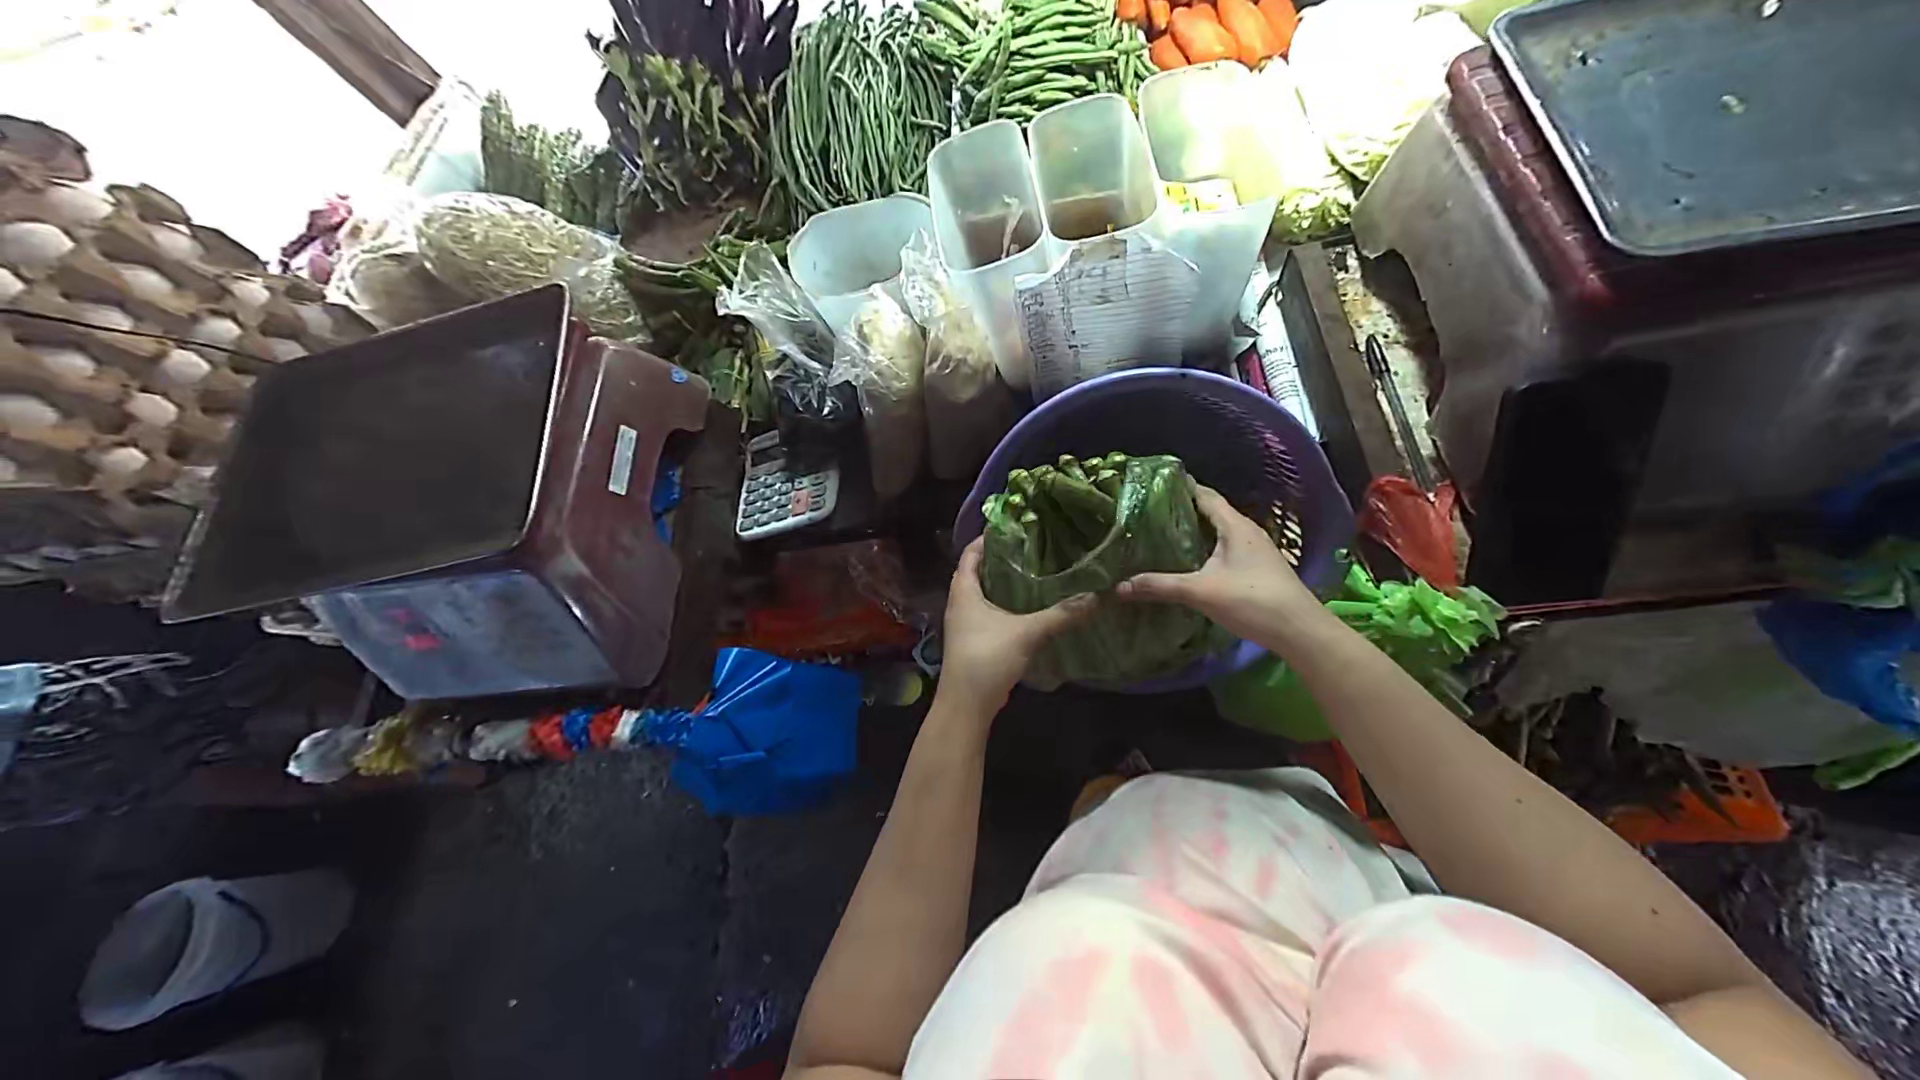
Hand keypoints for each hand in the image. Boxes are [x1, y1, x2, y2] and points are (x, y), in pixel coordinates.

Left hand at [939, 537, 1095, 710]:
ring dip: (1005, 582)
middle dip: (1002, 558)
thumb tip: (1097, 597)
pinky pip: (991, 611)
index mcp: (964, 591)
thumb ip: (1061, 615)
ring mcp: (967, 622)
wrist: (967, 705)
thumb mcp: (1027, 633)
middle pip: (978, 570)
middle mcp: (961, 602)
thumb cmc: (987, 658)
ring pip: (985, 592)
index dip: (988, 538)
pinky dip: (1008, 603)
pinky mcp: (976, 639)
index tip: (1014, 526)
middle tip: (1032, 545)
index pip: (971, 553)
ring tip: (1035, 569)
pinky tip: (1031, 605)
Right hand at [1114, 485, 1331, 652]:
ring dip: (1194, 532)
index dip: (1182, 487)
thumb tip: (1119, 586)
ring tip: (1162, 535)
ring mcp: (1254, 551)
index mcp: (1235, 526)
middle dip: (1182, 510)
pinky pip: (1224, 549)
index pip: (1205, 495)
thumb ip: (1160, 586)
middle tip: (1148, 512)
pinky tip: (1188, 563)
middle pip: (1211, 513)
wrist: (1300, 631)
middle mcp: (1246, 532)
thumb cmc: (1253, 600)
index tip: (1154, 484)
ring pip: (1218, 533)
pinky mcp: (1256, 569)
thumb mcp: (1201, 591)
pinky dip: (1204, 549)